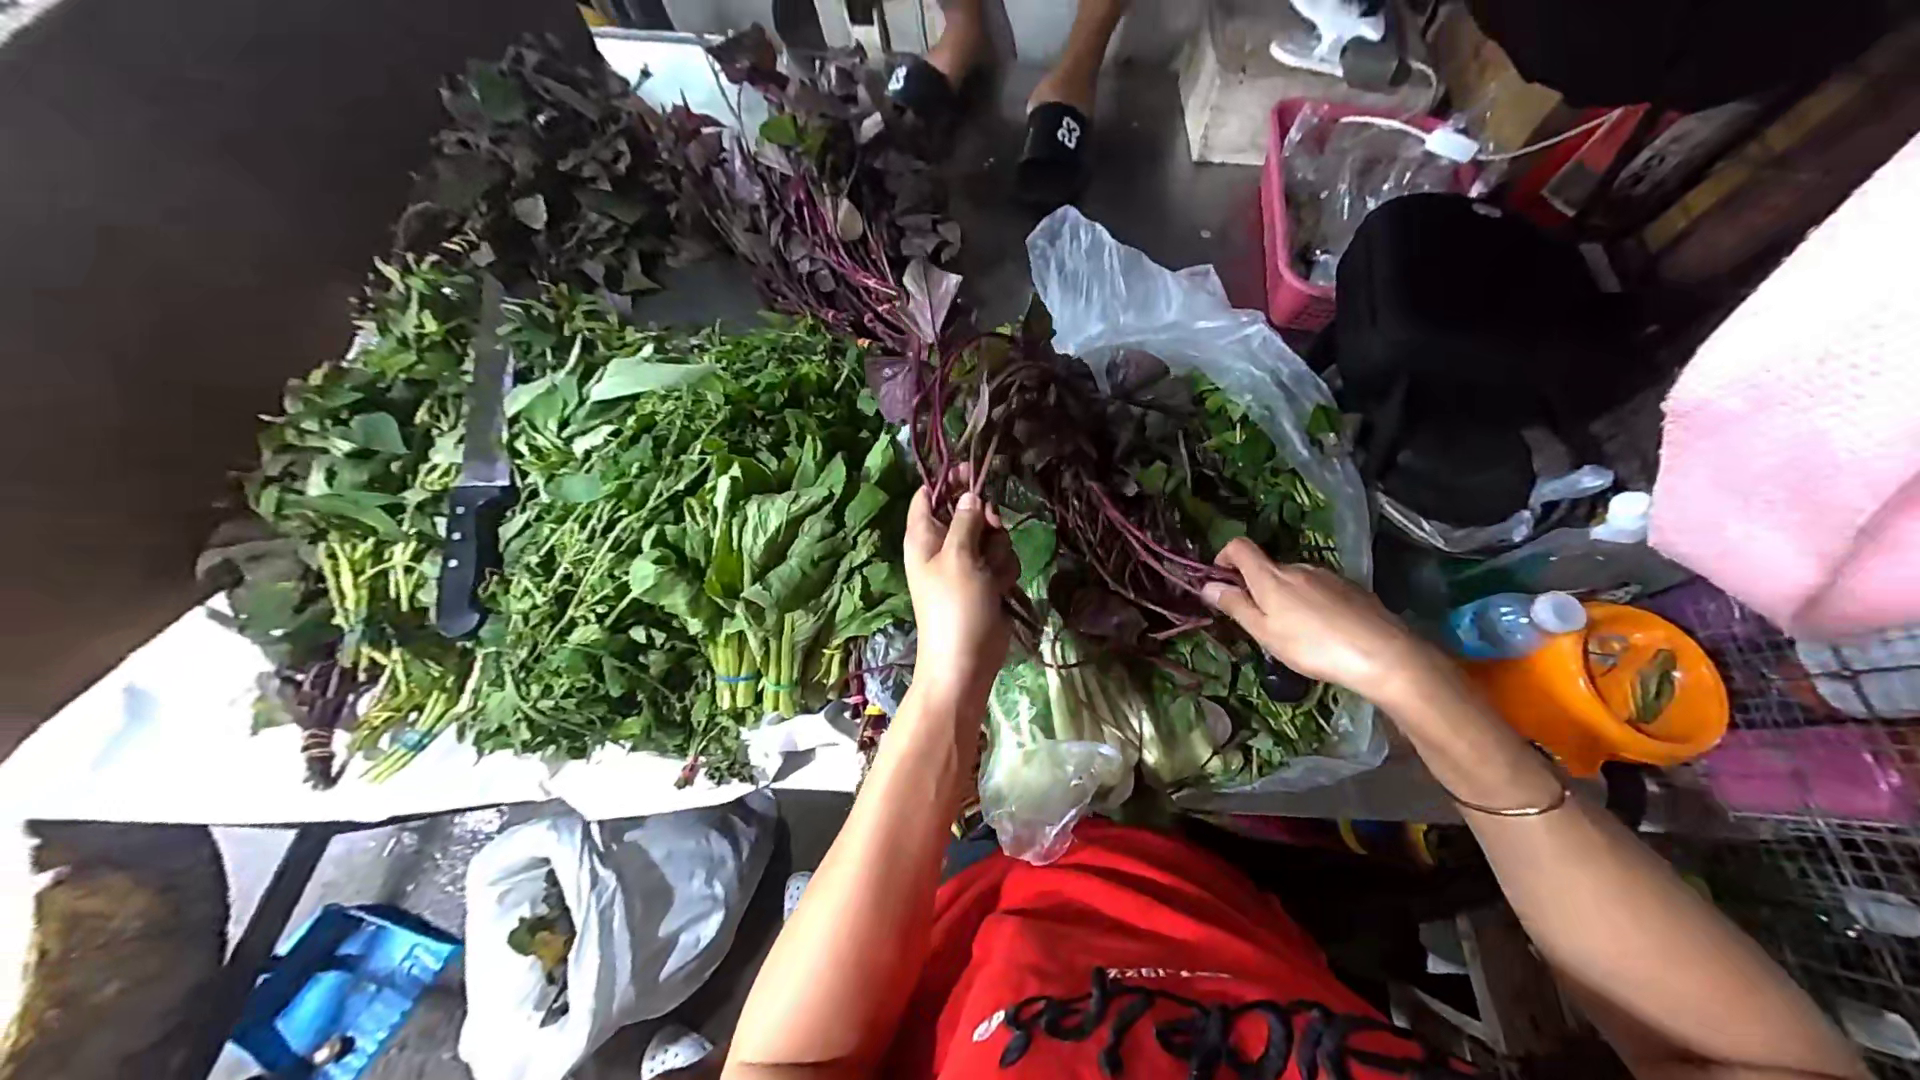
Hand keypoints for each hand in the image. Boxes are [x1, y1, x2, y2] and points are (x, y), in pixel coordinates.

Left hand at [904, 487, 1017, 706]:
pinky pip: (1001, 559)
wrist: (966, 660)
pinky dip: (1004, 570)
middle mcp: (942, 545)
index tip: (975, 475)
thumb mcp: (958, 556)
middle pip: (969, 510)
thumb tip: (969, 494)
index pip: (929, 494)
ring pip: (991, 535)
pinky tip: (1001, 588)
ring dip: (999, 550)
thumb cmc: (954, 606)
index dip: (950, 480)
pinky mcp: (986, 581)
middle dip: (986, 519)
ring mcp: (966, 564)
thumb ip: (965, 520)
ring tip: (993, 574)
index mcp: (923, 535)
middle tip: (994, 527)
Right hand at [1201, 537, 1444, 703]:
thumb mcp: (1264, 632)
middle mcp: (1297, 567)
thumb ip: (1236, 606)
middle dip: (1257, 587)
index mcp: (1270, 576)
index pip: (1239, 546)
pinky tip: (1323, 630)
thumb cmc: (1312, 646)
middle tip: (1260, 621)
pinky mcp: (1350, 587)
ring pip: (1294, 579)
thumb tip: (1208, 585)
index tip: (1221, 579)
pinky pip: (1319, 588)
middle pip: (1267, 567)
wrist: (1383, 653)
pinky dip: (1311, 602)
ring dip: (1286, 596)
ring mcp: (1327, 575)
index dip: (1224, 556)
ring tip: (1295, 631)